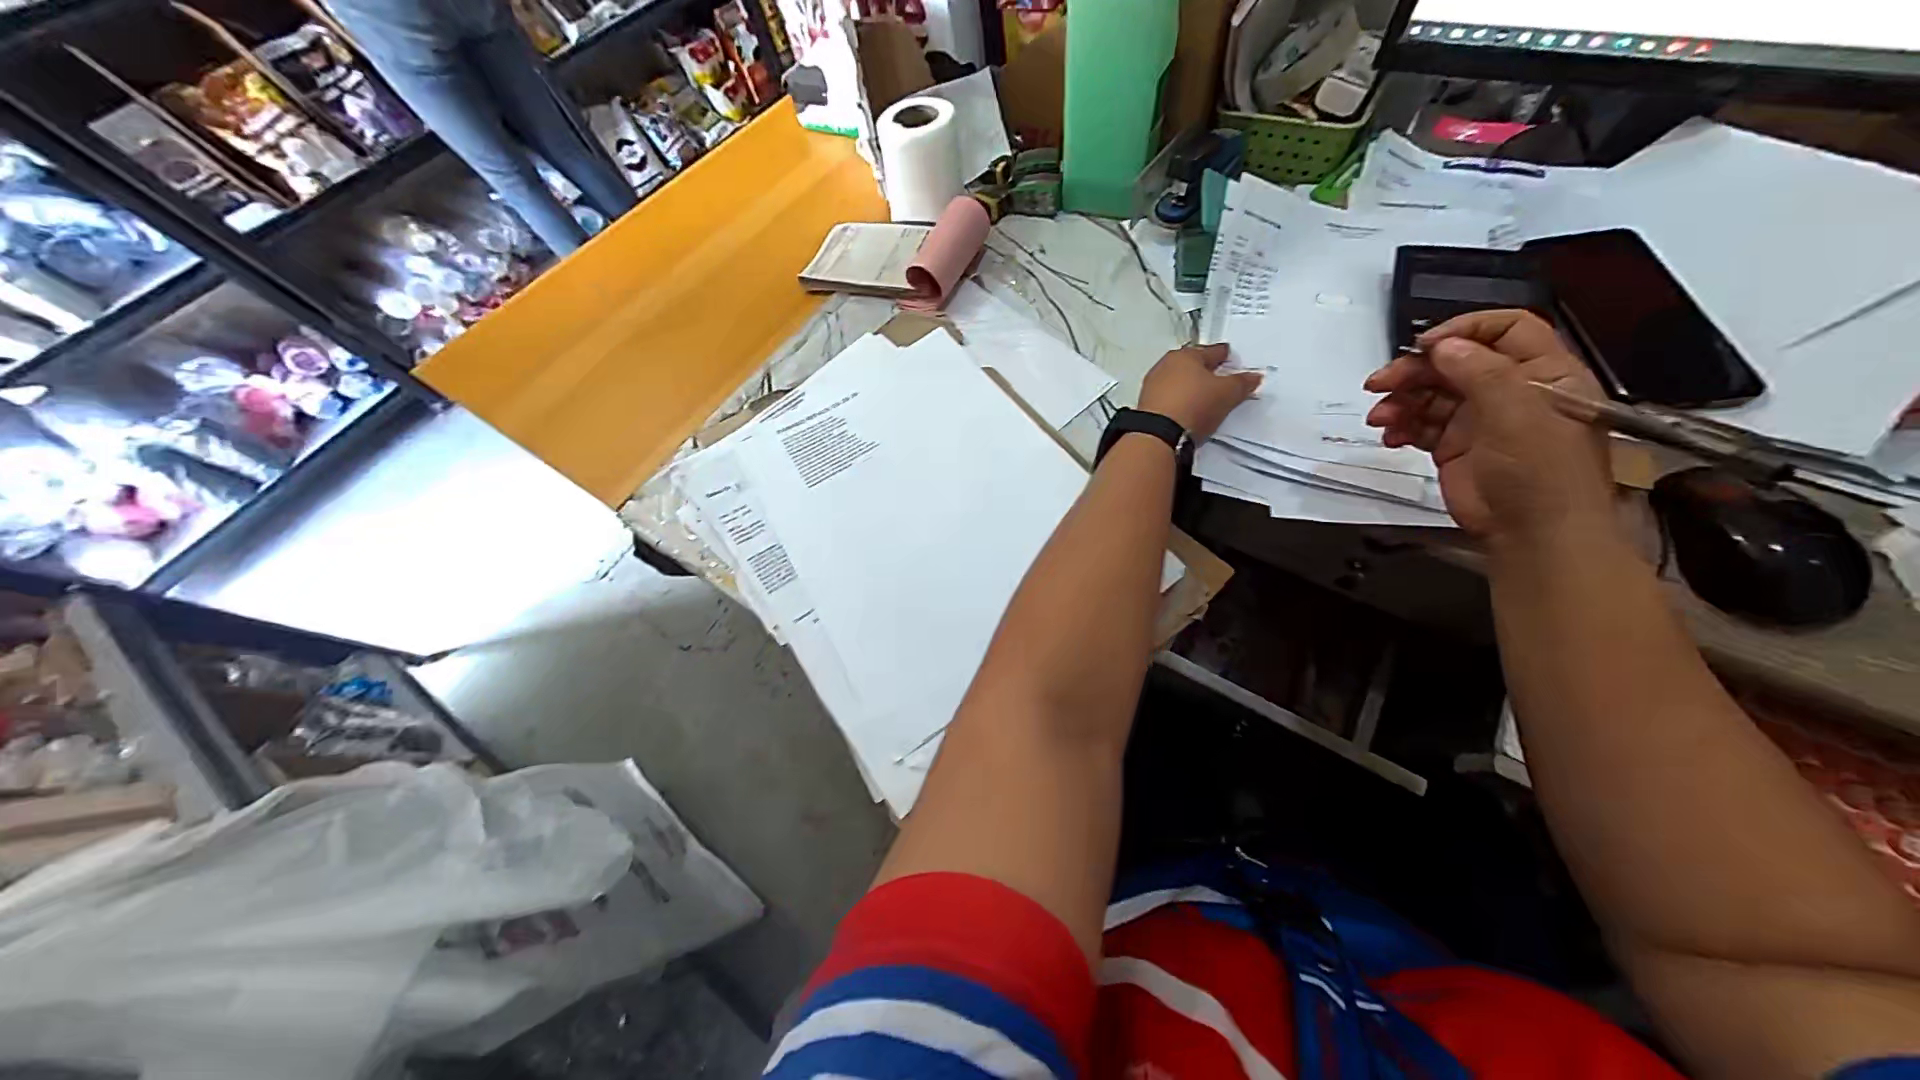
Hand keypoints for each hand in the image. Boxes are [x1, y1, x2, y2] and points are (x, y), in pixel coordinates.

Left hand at [1139, 343, 1261, 441]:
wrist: (1159, 434)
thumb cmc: (1193, 405)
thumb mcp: (1227, 393)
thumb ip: (1242, 383)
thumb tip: (1253, 377)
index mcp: (1186, 356)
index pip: (1211, 351)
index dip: (1223, 355)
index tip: (1228, 355)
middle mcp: (1165, 367)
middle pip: (1190, 365)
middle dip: (1204, 370)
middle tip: (1218, 377)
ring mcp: (1153, 387)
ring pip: (1177, 382)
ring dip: (1189, 387)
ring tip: (1204, 397)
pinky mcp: (1146, 406)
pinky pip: (1168, 399)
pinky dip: (1178, 401)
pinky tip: (1186, 410)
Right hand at [1363, 310, 1613, 542]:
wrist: (1533, 534)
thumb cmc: (1543, 474)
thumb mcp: (1518, 413)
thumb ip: (1481, 372)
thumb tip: (1444, 346)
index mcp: (1543, 373)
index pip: (1505, 330)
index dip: (1464, 331)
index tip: (1425, 346)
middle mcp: (1511, 391)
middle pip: (1456, 362)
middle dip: (1415, 370)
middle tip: (1381, 382)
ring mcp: (1481, 420)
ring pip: (1432, 393)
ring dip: (1401, 400)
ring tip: (1381, 417)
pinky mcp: (1454, 446)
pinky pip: (1420, 425)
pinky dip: (1401, 426)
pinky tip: (1390, 435)